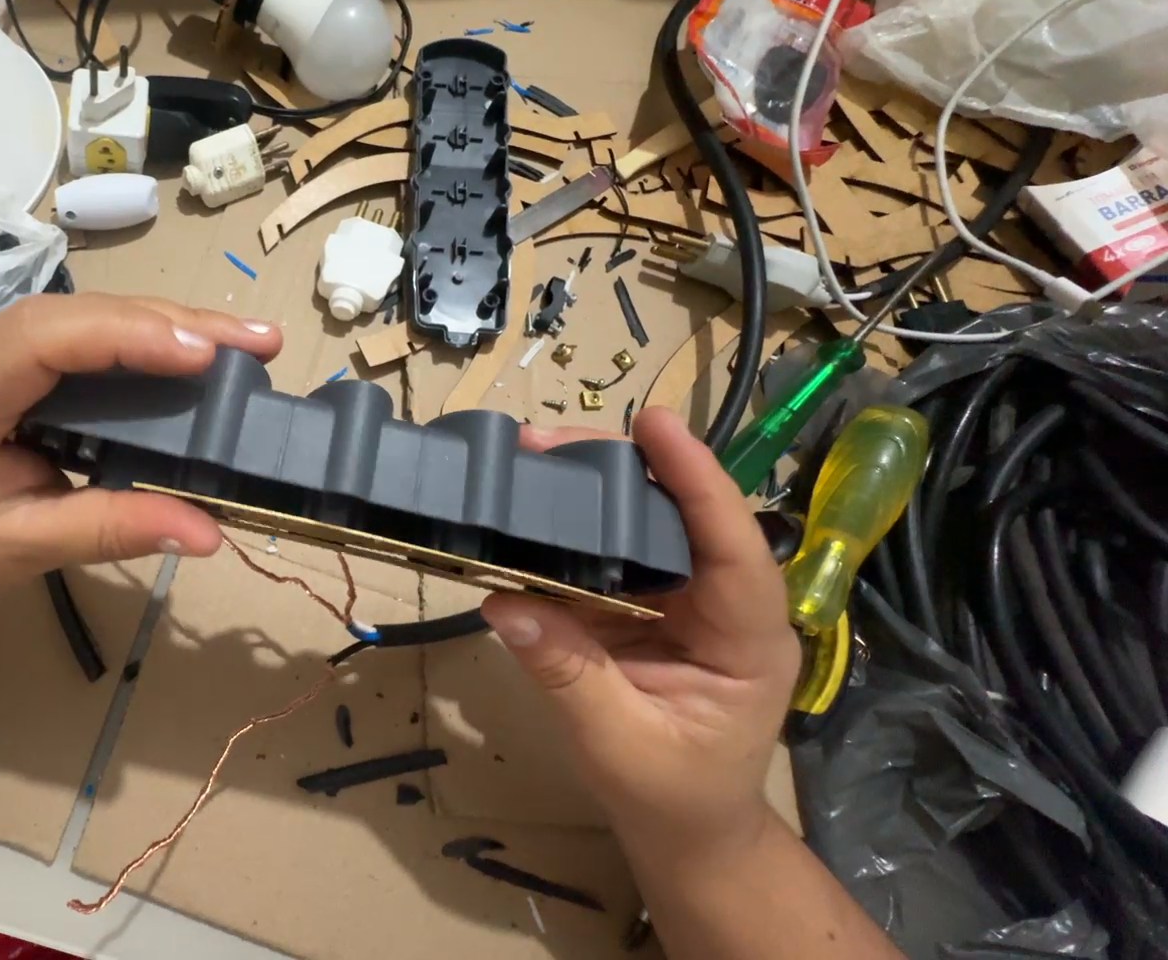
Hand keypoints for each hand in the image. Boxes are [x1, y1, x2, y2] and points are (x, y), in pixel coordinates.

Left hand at [0, 293, 280, 620]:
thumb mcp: (22, 548)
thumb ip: (110, 530)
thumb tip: (207, 532)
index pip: (41, 338)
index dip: (126, 335)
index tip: (204, 354)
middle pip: (77, 315)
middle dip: (172, 323)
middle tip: (258, 342)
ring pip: (87, 317)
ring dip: (168, 327)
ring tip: (244, 344)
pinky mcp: (11, 360)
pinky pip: (83, 339)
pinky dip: (143, 346)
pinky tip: (194, 355)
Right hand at [482, 409, 797, 860]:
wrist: (685, 826)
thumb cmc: (672, 795)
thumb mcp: (619, 743)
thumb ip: (567, 674)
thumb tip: (504, 604)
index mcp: (746, 639)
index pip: (732, 547)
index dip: (697, 482)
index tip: (656, 425)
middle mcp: (718, 603)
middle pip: (679, 517)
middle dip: (619, 470)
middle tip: (544, 441)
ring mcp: (677, 600)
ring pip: (640, 527)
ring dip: (584, 489)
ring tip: (527, 460)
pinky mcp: (638, 604)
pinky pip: (604, 556)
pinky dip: (564, 529)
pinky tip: (526, 509)